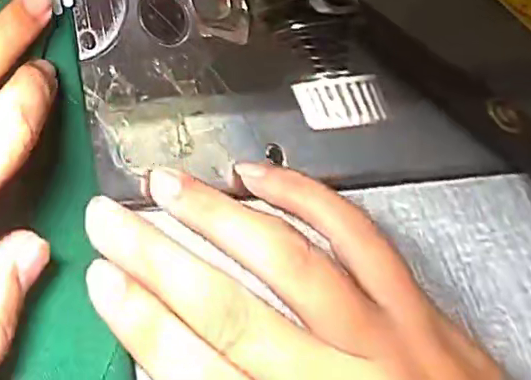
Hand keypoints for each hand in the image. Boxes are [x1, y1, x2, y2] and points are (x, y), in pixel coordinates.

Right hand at [83, 163, 501, 379]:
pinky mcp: (428, 315)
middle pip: (233, 312)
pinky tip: (256, 171)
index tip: (101, 277)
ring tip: (167, 181)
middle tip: (107, 215)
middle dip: (157, 256)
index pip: (205, 375)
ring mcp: (397, 346)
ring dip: (218, 213)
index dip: (144, 322)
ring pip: (289, 258)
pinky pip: (358, 234)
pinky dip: (302, 193)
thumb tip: (165, 357)